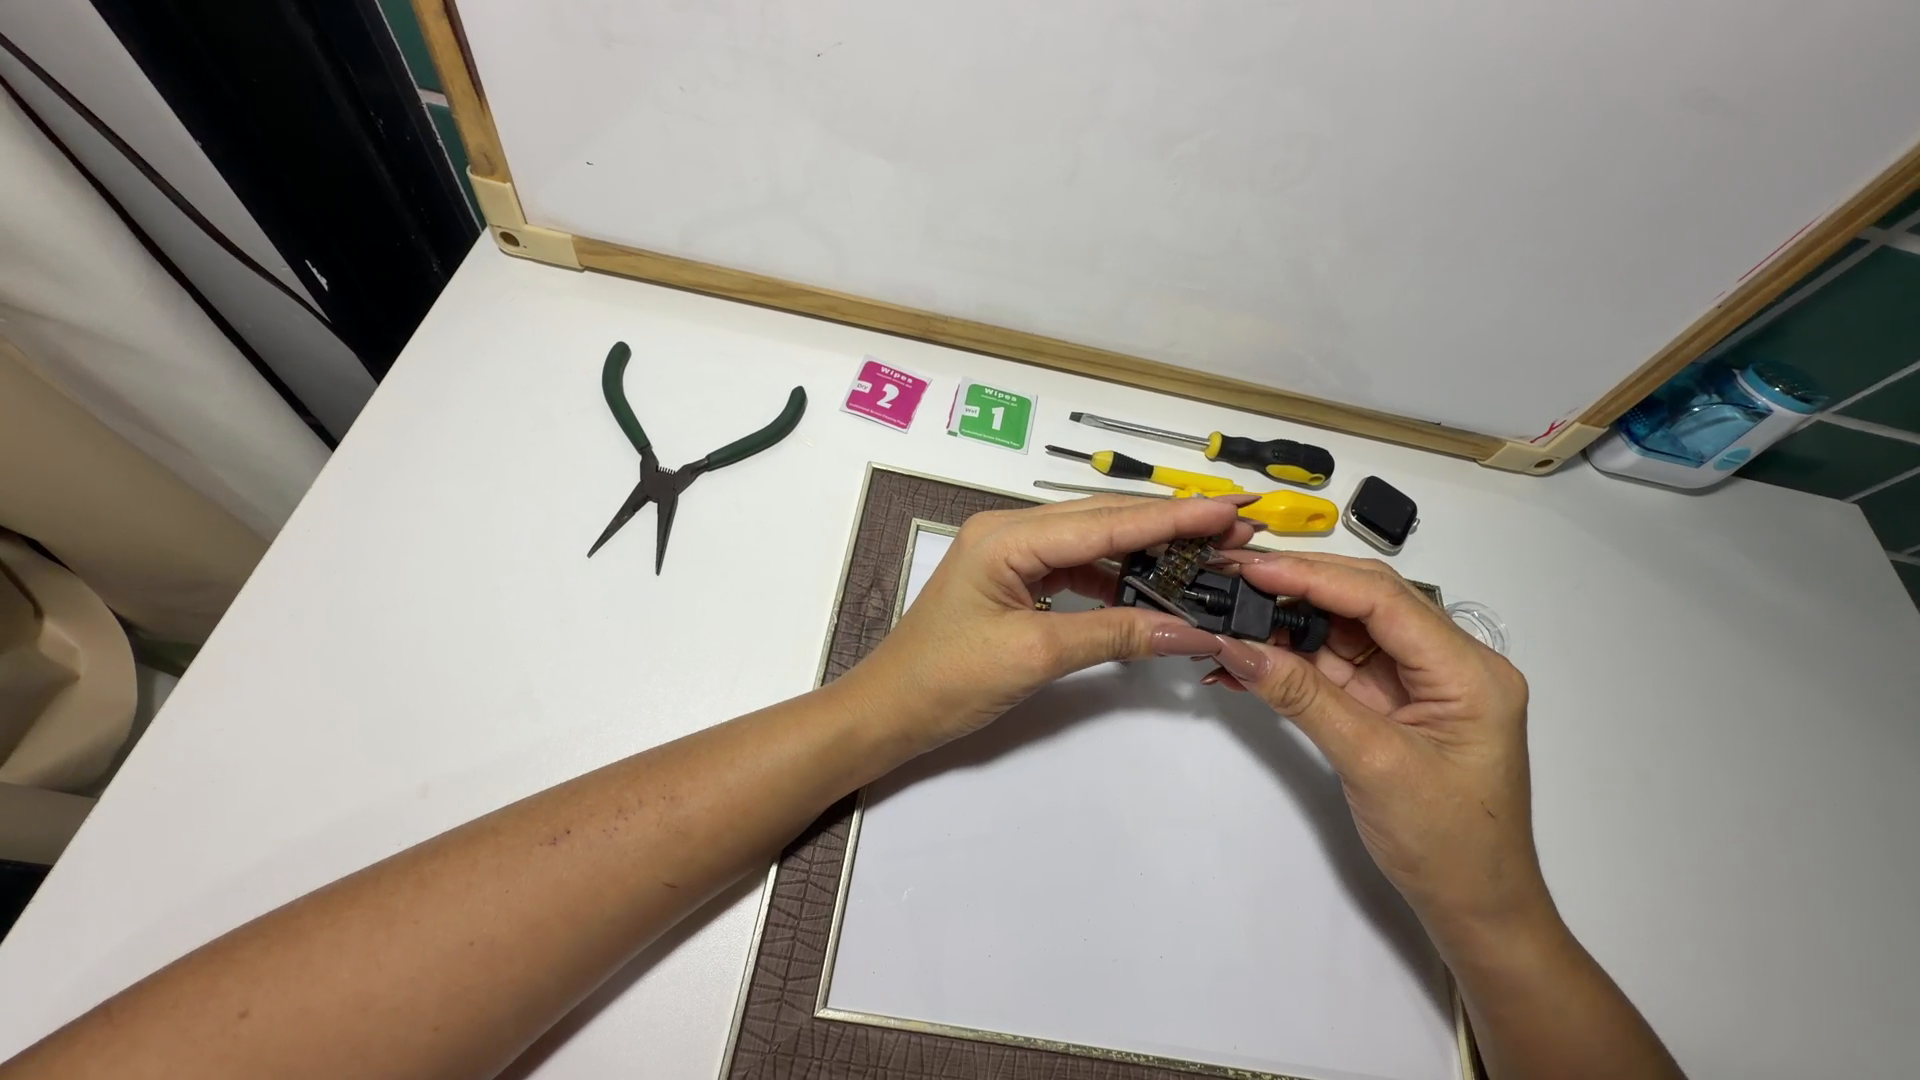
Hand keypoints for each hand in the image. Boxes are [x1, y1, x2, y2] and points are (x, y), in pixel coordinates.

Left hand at [844, 495, 1256, 752]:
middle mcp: (1010, 531)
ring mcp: (1012, 554)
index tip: (1231, 511)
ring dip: (1147, 552)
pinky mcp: (1016, 580)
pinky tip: (1151, 586)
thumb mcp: (1037, 654)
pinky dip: (1116, 578)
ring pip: (1094, 543)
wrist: (892, 710)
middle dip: (1170, 526)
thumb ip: (1116, 632)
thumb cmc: (947, 679)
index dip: (1174, 517)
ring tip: (1205, 557)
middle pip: (1104, 521)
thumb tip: (1191, 630)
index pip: (1107, 522)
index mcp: (1007, 536)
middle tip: (1236, 527)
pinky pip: (1077, 569)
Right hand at [1201, 552, 1545, 947]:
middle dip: (1296, 585)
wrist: (1473, 905)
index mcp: (1467, 670)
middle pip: (1364, 600)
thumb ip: (1303, 697)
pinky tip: (1245, 659)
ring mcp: (1414, 680)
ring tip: (1228, 613)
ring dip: (1284, 621)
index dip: (1313, 577)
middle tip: (1232, 576)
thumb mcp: (1372, 763)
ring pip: (1341, 627)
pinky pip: (1331, 663)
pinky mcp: (1386, 699)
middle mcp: (1445, 662)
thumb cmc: (1446, 841)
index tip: (1252, 570)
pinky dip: (1287, 659)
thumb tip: (1235, 647)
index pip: (1383, 599)